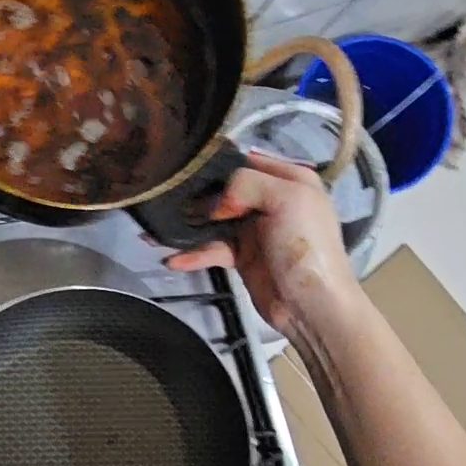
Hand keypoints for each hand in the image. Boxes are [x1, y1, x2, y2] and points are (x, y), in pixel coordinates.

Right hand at [164, 150, 361, 337]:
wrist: (310, 303)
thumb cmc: (305, 245)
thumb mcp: (287, 198)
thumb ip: (246, 184)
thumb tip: (213, 204)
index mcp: (290, 179)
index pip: (247, 162)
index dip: (220, 167)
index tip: (191, 174)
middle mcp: (271, 200)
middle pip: (225, 191)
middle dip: (196, 197)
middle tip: (167, 203)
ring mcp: (255, 230)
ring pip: (213, 222)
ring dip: (187, 228)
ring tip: (155, 233)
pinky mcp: (242, 256)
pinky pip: (211, 250)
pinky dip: (193, 255)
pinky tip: (173, 260)